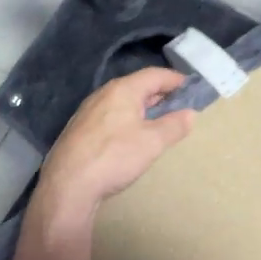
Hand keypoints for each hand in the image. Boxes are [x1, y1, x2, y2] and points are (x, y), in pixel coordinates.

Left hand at [32, 68, 195, 227]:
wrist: (68, 185)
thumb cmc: (114, 156)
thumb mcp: (152, 142)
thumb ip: (174, 125)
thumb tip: (190, 113)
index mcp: (122, 90)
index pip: (154, 74)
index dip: (175, 79)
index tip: (192, 88)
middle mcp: (103, 94)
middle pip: (137, 86)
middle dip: (160, 94)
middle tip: (179, 106)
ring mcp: (88, 112)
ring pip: (122, 102)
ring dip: (143, 108)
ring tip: (158, 122)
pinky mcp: (80, 130)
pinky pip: (110, 116)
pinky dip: (127, 119)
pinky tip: (130, 137)